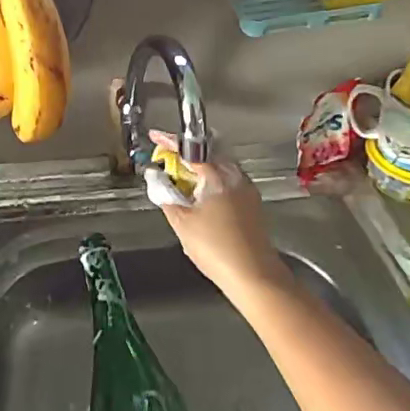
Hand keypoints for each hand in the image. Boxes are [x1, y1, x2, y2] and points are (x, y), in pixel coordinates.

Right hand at [147, 131, 288, 294]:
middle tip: (166, 160)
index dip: (170, 141)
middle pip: (208, 152)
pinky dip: (212, 180)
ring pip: (220, 167)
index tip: (156, 137)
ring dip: (200, 168)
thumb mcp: (182, 223)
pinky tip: (202, 196)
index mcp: (217, 174)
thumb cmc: (216, 248)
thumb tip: (155, 178)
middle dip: (186, 154)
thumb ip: (166, 196)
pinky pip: (228, 180)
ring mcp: (246, 188)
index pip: (190, 148)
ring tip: (181, 179)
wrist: (254, 273)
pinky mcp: (252, 202)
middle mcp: (235, 175)